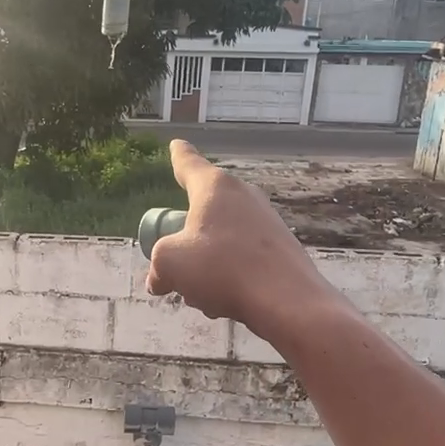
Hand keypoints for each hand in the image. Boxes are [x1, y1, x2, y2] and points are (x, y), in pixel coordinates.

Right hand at [145, 140, 337, 339]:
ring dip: (205, 264)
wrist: (287, 300)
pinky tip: (226, 301)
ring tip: (202, 293)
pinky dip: (227, 275)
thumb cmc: (222, 269)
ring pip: (219, 240)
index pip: (189, 164)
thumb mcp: (170, 264)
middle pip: (203, 211)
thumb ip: (157, 266)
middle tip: (177, 265)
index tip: (176, 144)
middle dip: (186, 238)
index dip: (178, 156)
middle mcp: (242, 196)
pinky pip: (240, 257)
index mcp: (214, 188)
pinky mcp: (279, 247)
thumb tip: (158, 279)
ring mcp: (265, 221)